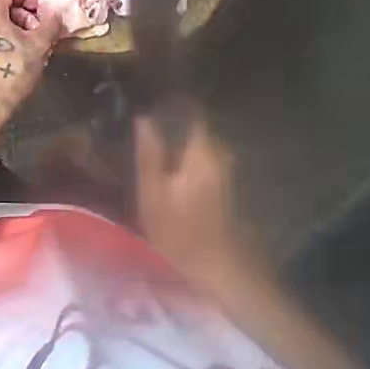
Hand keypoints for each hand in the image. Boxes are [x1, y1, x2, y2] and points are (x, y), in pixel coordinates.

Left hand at [0, 0, 63, 116]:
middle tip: (40, 32)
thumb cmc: (15, 70)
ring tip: (33, 45)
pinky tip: (20, 54)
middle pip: (3, 6)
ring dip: (18, 28)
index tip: (41, 14)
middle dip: (25, 15)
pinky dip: (6, 37)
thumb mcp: (40, 45)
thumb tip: (54, 14)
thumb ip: (50, 23)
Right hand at [134, 111, 256, 273]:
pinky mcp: (225, 185)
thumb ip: (149, 153)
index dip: (172, 100)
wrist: (219, 271)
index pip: (193, 110)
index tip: (151, 97)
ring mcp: (226, 171)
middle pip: (197, 124)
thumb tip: (143, 117)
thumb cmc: (181, 233)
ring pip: (200, 141)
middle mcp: (220, 154)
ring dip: (180, 137)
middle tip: (145, 120)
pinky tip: (169, 164)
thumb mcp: (153, 193)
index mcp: (202, 152)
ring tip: (153, 140)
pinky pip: (204, 156)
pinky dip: (187, 153)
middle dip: (174, 119)